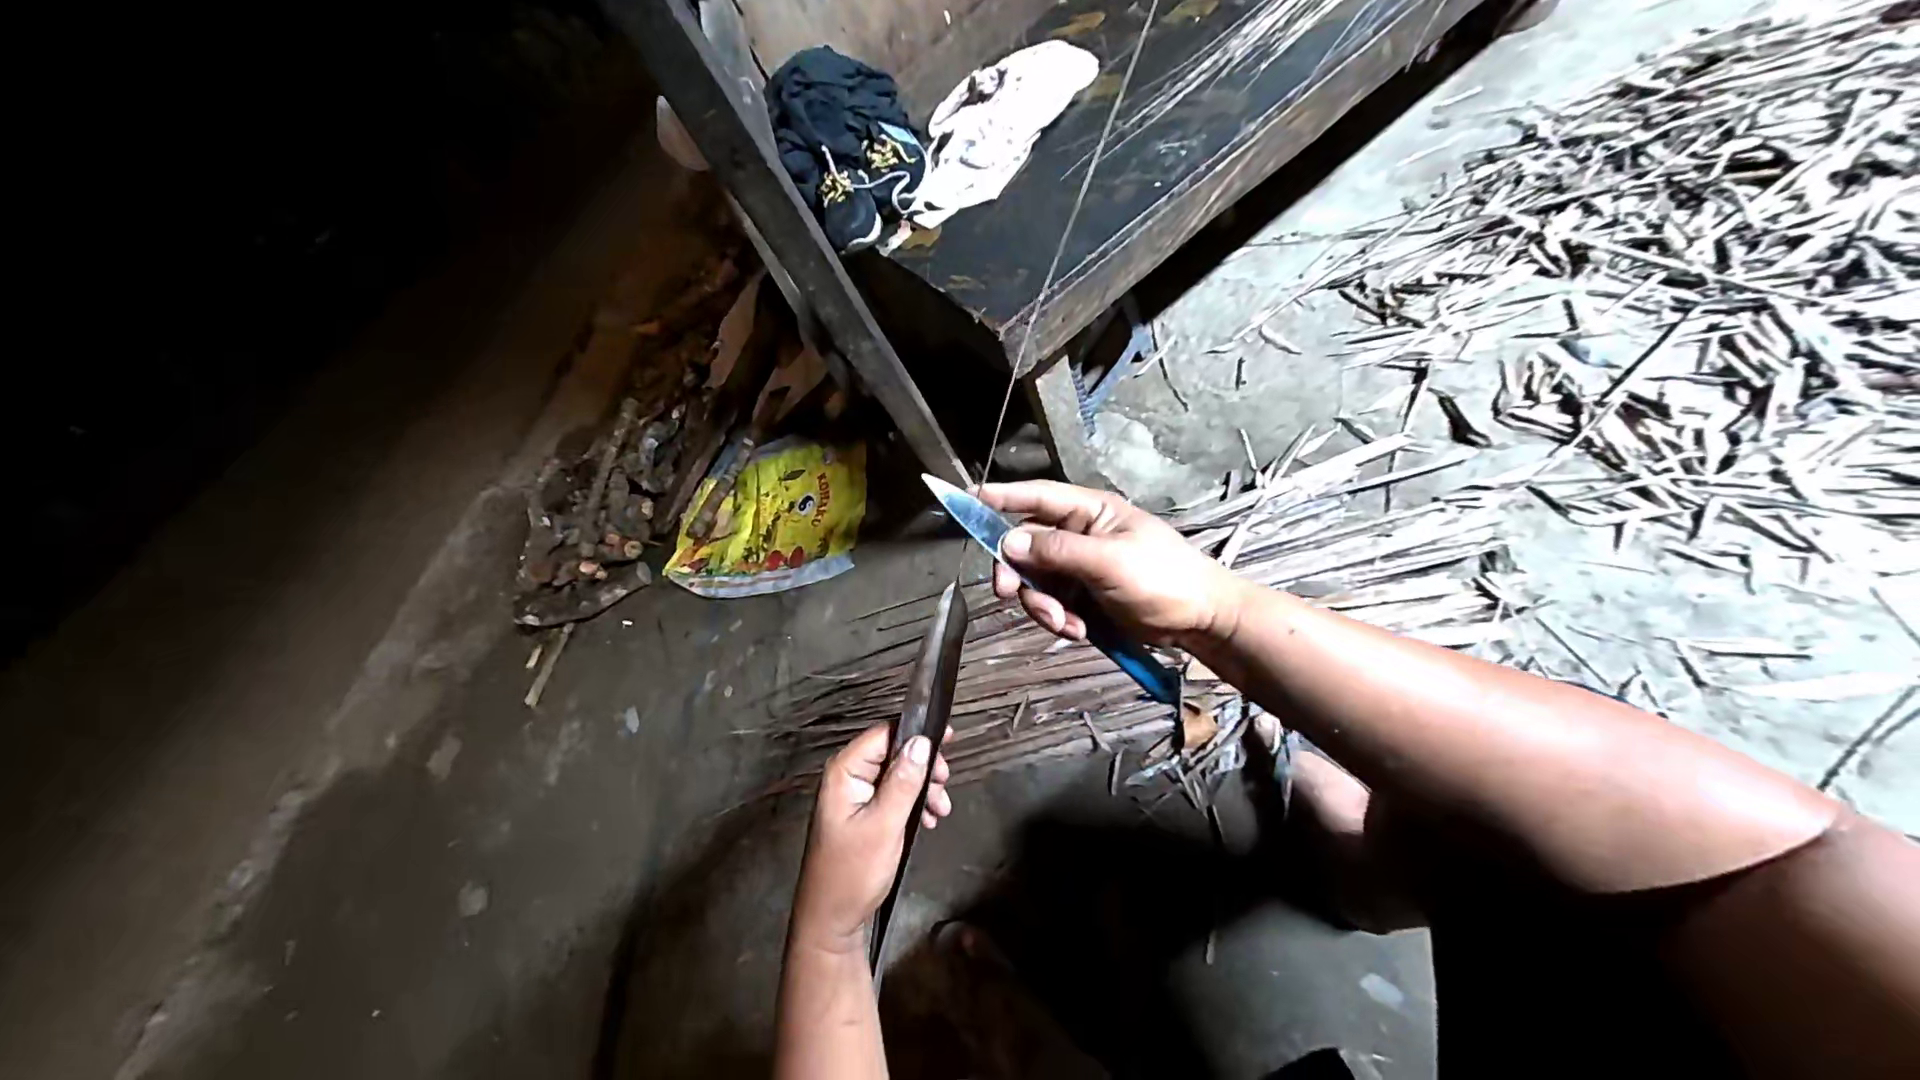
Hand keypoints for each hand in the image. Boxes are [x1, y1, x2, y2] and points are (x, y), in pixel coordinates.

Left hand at [790, 722, 952, 954]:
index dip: (916, 732)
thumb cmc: (853, 872)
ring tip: (940, 809)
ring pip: (897, 774)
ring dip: (922, 786)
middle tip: (944, 783)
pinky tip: (927, 819)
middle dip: (923, 765)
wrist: (831, 921)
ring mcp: (854, 795)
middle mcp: (847, 776)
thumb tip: (922, 741)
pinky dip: (913, 802)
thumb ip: (903, 781)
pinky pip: (893, 794)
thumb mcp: (884, 824)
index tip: (948, 739)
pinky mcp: (862, 812)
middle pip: (893, 752)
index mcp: (844, 771)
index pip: (884, 733)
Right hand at [980, 481, 1246, 647]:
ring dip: (1042, 605)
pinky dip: (1058, 618)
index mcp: (1089, 512)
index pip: (1037, 497)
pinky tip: (1078, 630)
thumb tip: (1008, 542)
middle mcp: (1078, 534)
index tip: (967, 498)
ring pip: (1035, 580)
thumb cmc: (1164, 579)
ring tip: (1066, 624)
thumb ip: (1057, 552)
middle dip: (1019, 574)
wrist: (1200, 621)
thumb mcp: (1109, 562)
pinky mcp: (1082, 594)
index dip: (1002, 496)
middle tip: (1010, 593)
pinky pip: (1052, 602)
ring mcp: (1079, 566)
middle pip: (1025, 546)